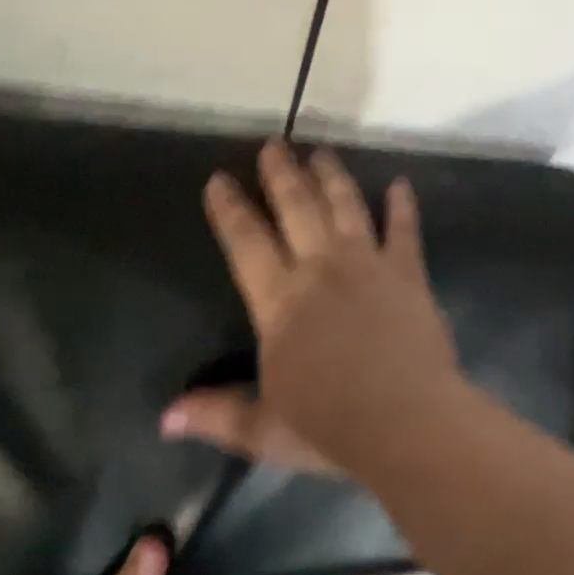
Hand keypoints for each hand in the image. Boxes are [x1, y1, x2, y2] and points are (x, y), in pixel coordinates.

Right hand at [161, 140, 467, 474]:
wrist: (407, 422)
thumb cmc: (331, 428)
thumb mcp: (265, 430)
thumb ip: (217, 415)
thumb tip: (165, 418)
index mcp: (279, 303)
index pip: (246, 244)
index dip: (230, 210)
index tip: (219, 179)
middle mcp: (319, 271)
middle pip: (296, 210)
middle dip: (282, 175)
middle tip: (274, 144)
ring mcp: (367, 267)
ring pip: (345, 208)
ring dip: (331, 177)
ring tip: (322, 151)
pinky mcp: (408, 275)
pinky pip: (405, 231)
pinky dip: (402, 206)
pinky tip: (400, 184)